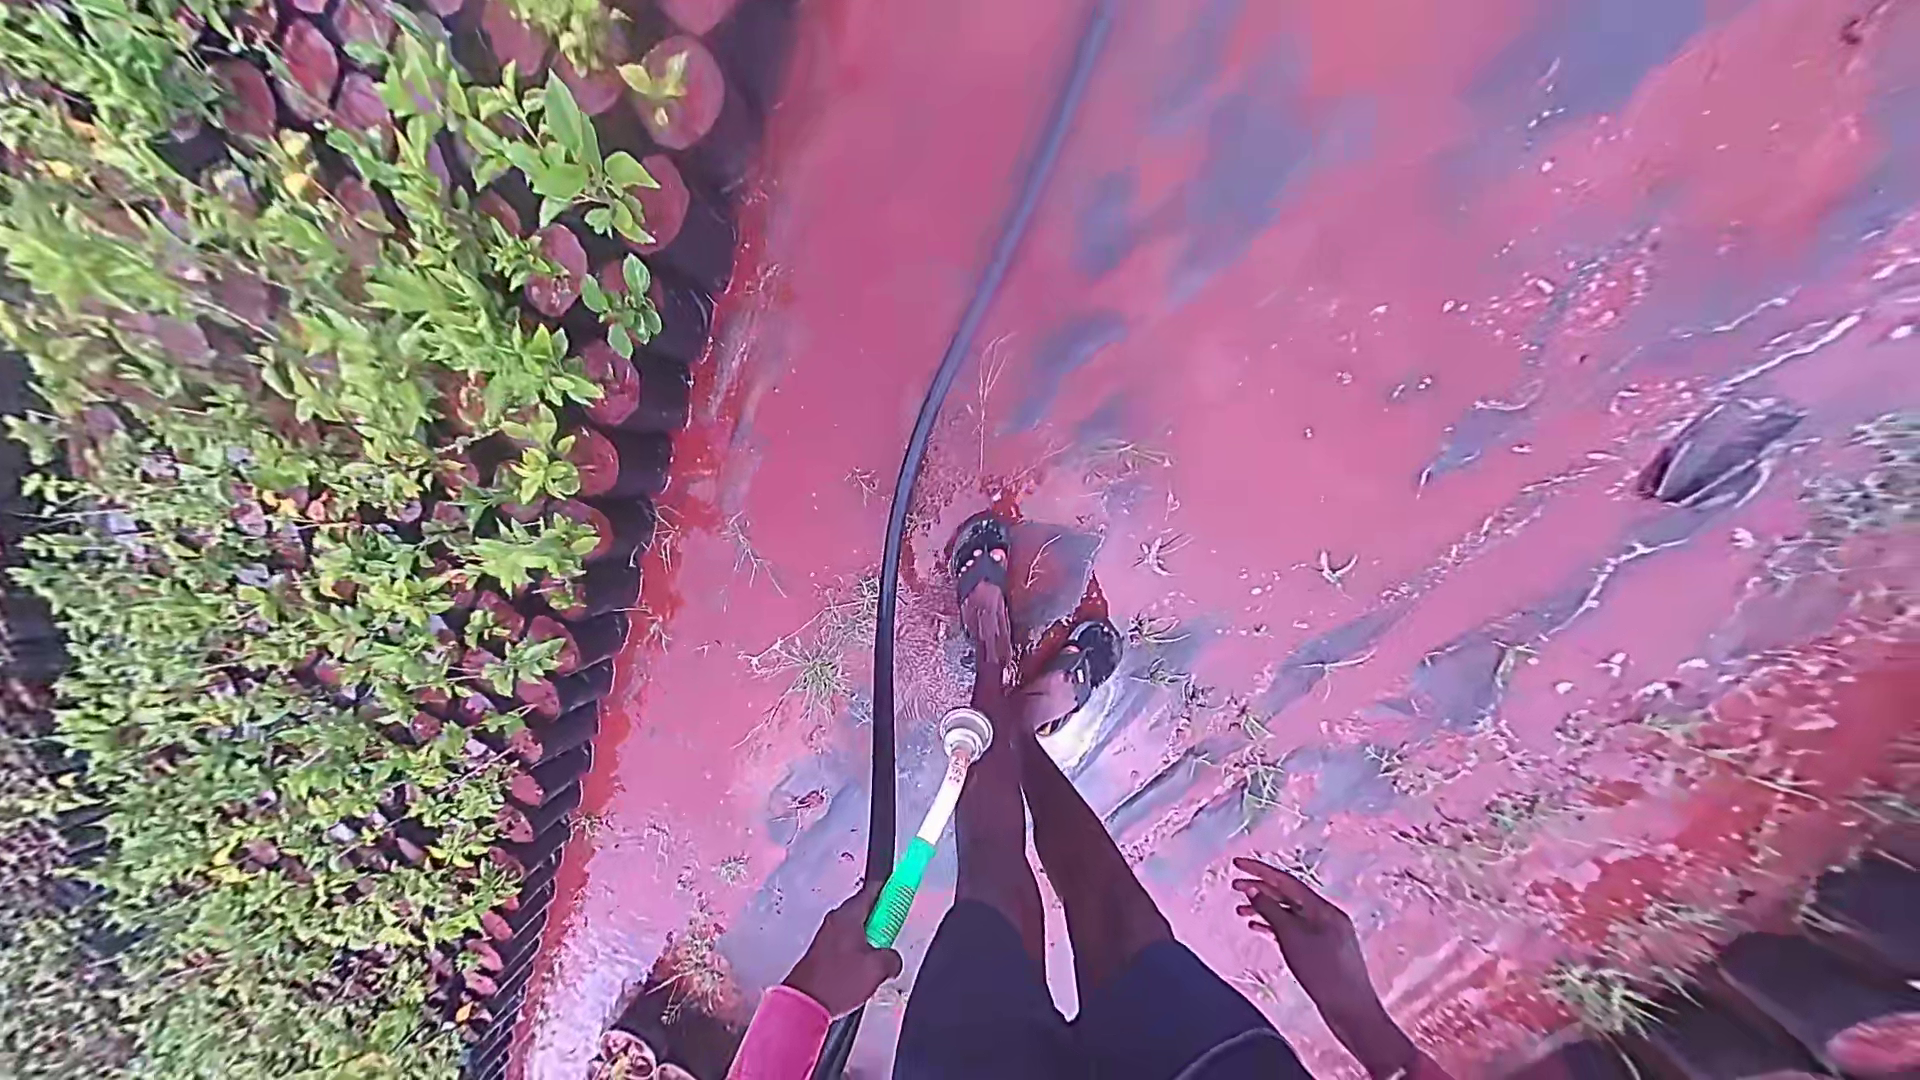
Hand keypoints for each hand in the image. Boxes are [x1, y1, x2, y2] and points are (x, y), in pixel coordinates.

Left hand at [781, 881, 903, 1017]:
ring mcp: (827, 934)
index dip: (892, 891)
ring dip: (868, 941)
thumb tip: (894, 960)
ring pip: (856, 928)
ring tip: (872, 963)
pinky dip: (855, 952)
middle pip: (866, 909)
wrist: (804, 1005)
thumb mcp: (877, 968)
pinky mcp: (821, 951)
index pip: (875, 889)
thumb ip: (893, 958)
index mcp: (849, 913)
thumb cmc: (835, 981)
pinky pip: (845, 943)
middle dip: (881, 922)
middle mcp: (836, 918)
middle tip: (889, 938)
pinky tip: (858, 973)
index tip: (902, 895)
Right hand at [1231, 857, 1415, 1079]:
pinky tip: (1259, 927)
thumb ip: (1269, 909)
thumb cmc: (1326, 975)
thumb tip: (1252, 889)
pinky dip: (1274, 925)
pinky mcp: (1322, 950)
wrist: (1353, 1015)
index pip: (1285, 880)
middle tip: (1236, 885)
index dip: (1259, 869)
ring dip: (1264, 908)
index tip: (1239, 863)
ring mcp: (1325, 934)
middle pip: (1287, 895)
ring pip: (1289, 912)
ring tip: (1242, 909)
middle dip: (1259, 889)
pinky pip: (1294, 929)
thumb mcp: (1291, 936)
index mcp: (1323, 909)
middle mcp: (1326, 917)